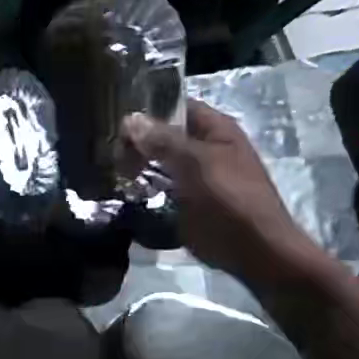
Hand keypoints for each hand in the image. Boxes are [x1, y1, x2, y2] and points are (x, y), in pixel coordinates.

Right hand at [125, 101, 331, 283]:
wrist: (252, 250)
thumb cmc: (230, 199)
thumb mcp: (196, 162)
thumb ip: (163, 140)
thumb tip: (129, 120)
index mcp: (216, 130)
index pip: (178, 107)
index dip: (149, 110)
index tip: (116, 119)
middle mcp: (205, 150)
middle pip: (165, 138)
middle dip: (137, 143)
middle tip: (107, 151)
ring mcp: (195, 179)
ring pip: (158, 166)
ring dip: (136, 169)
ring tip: (107, 171)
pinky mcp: (185, 206)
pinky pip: (158, 192)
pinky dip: (140, 192)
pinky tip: (118, 193)